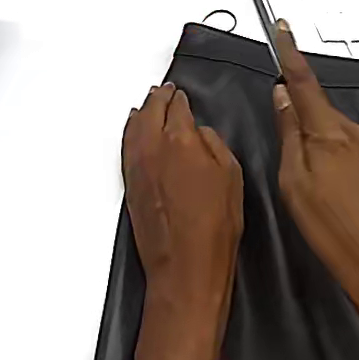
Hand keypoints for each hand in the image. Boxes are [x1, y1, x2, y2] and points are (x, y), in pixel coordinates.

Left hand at [124, 83, 242, 359]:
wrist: (185, 269)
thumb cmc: (212, 228)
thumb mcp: (231, 176)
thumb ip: (214, 143)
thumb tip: (201, 133)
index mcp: (180, 139)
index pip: (177, 106)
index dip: (181, 98)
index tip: (182, 95)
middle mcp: (153, 146)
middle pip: (152, 109)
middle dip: (160, 97)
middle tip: (165, 90)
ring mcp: (138, 164)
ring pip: (135, 124)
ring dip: (144, 110)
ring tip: (149, 103)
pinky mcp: (130, 183)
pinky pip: (127, 144)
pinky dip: (131, 130)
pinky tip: (134, 128)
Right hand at [271, 21, 358, 359]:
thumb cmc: (333, 230)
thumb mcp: (294, 182)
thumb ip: (288, 133)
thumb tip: (282, 95)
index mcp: (329, 130)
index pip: (304, 80)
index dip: (290, 52)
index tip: (282, 26)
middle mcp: (354, 131)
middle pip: (317, 107)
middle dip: (298, 115)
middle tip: (286, 154)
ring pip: (331, 129)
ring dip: (315, 142)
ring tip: (309, 186)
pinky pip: (346, 146)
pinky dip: (330, 156)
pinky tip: (328, 190)